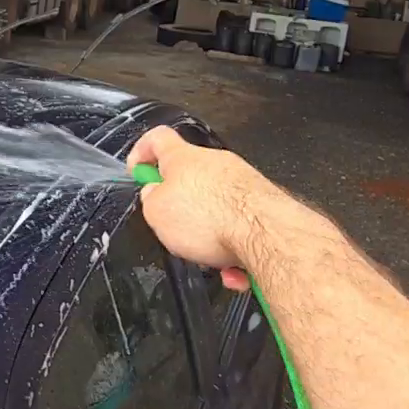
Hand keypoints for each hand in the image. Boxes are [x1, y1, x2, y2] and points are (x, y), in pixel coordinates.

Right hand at [126, 125, 283, 291]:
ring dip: (210, 233)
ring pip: (217, 207)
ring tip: (209, 258)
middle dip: (181, 204)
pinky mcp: (267, 206)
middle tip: (173, 224)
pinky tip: (236, 270)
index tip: (139, 171)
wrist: (269, 236)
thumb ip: (151, 199)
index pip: (157, 138)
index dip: (143, 152)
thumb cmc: (213, 219)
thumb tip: (155, 197)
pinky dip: (236, 249)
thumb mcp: (156, 212)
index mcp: (184, 158)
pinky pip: (242, 226)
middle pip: (190, 177)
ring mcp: (244, 183)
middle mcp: (216, 164)